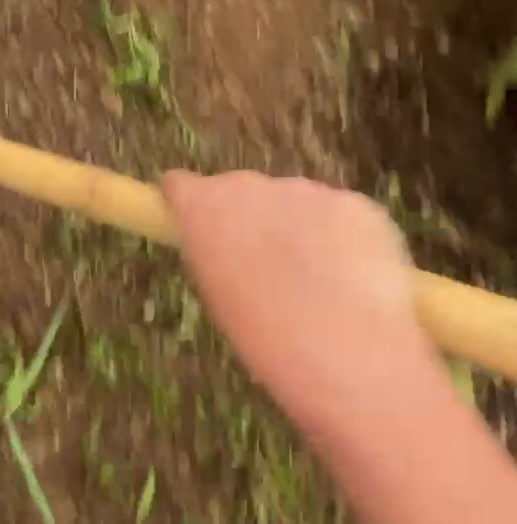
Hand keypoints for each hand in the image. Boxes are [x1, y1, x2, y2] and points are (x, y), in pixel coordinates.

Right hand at [162, 170, 440, 434]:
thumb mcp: (210, 281)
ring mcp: (303, 190)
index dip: (192, 207)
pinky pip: (342, 212)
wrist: (345, 353)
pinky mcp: (356, 204)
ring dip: (299, 223)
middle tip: (270, 260)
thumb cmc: (258, 328)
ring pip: (294, 200)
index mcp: (196, 201)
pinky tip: (353, 271)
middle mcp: (244, 183)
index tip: (206, 231)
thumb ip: (208, 244)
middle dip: (252, 215)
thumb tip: (222, 238)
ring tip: (321, 273)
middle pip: (240, 188)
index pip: (180, 184)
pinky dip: (345, 234)